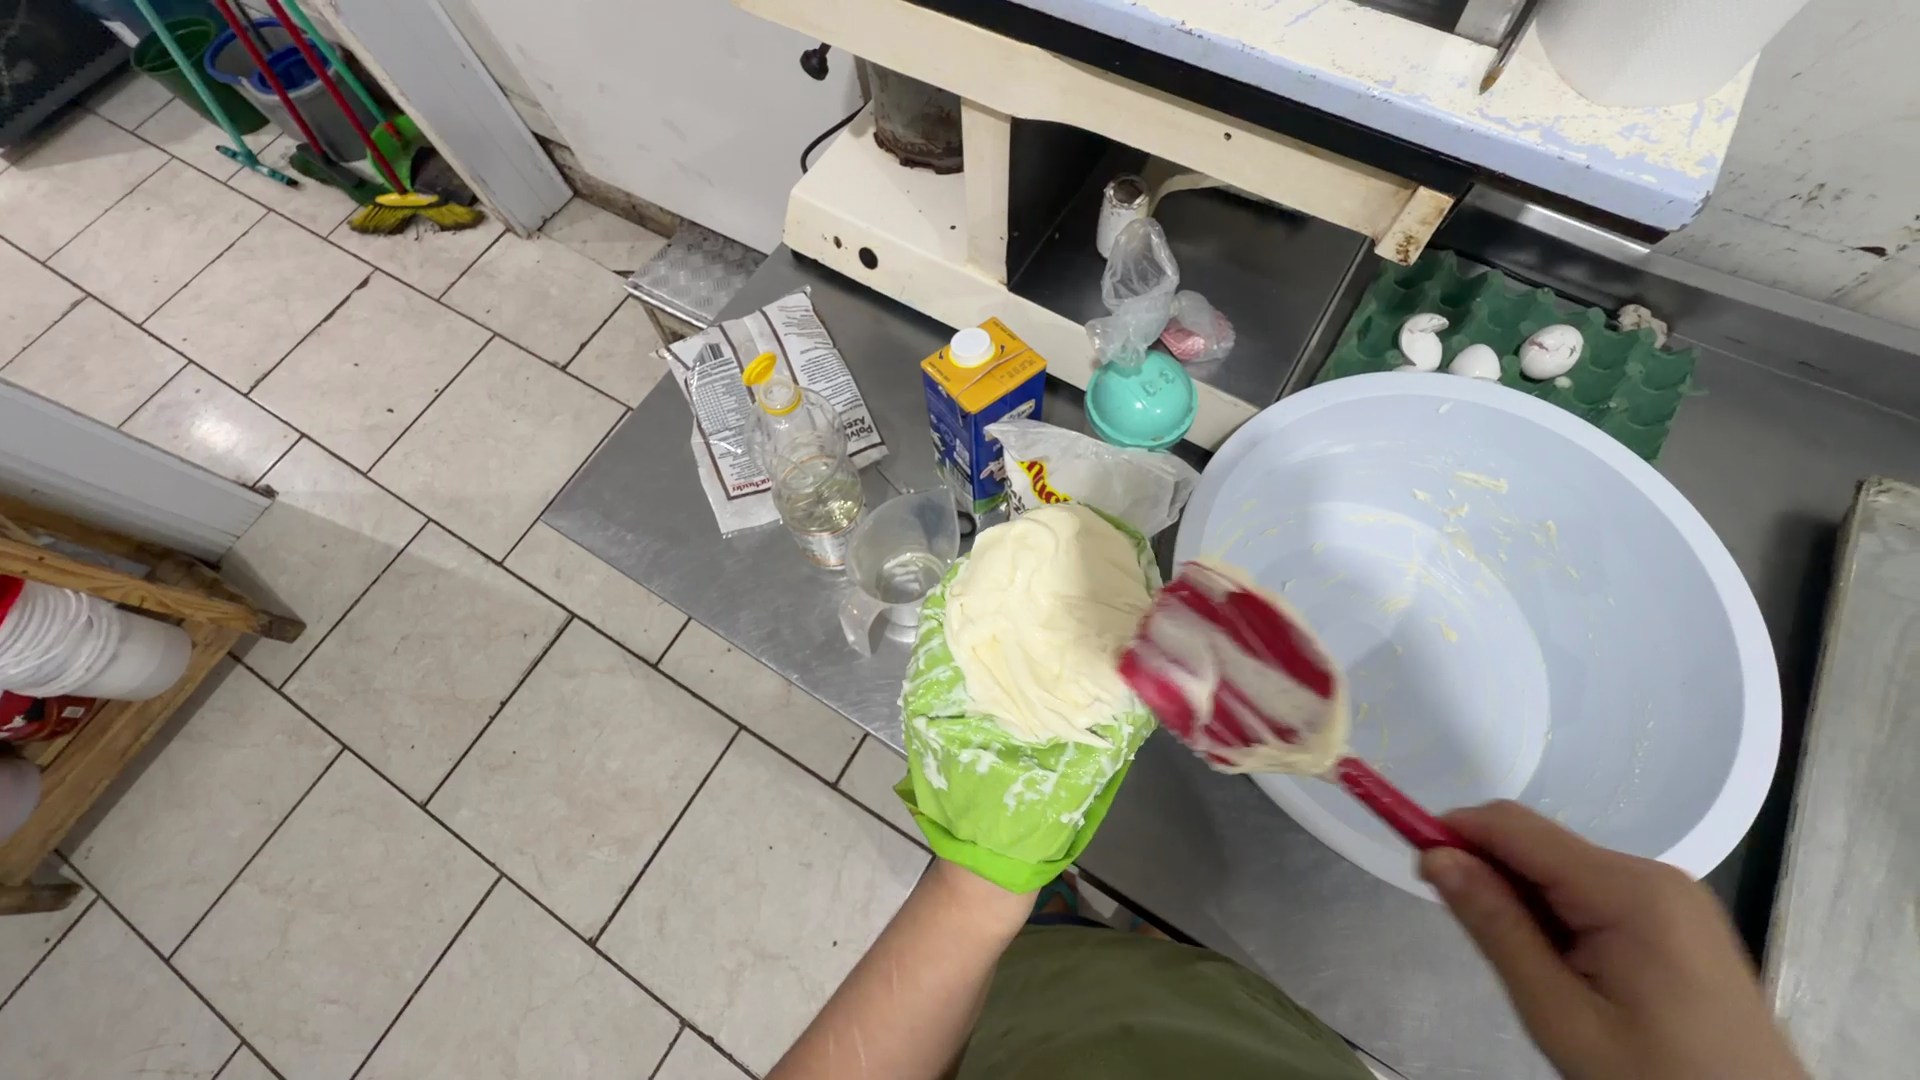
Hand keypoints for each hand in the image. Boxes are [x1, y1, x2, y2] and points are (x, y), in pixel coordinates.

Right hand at [1420, 801, 1805, 1079]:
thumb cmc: (1654, 1079)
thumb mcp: (1558, 1013)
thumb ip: (1495, 926)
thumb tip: (1434, 856)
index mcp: (1627, 889)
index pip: (1511, 825)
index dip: (1451, 831)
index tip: (1416, 866)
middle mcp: (1651, 873)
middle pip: (1533, 840)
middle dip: (1486, 870)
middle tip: (1473, 932)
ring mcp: (1668, 893)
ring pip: (1554, 863)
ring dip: (1519, 894)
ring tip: (1528, 962)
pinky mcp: (1673, 914)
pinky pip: (1586, 885)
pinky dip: (1552, 908)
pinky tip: (1562, 961)